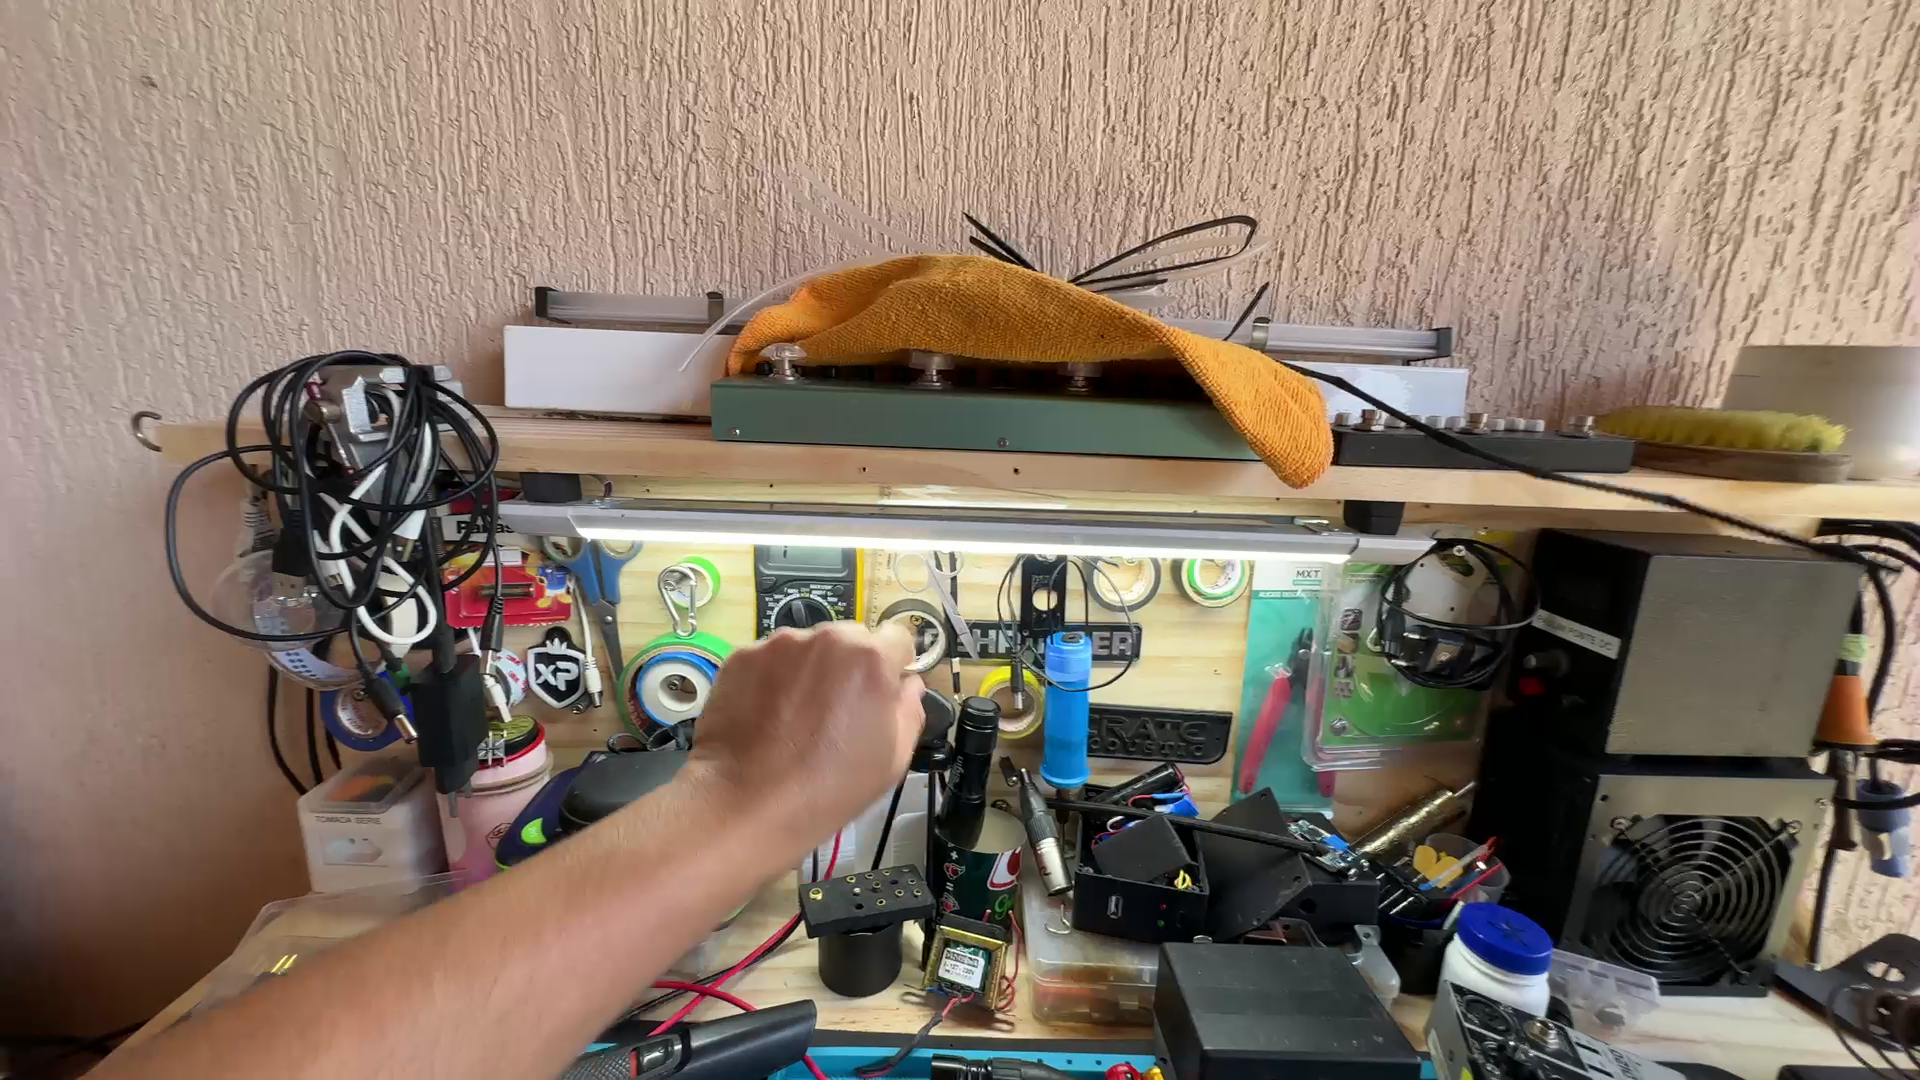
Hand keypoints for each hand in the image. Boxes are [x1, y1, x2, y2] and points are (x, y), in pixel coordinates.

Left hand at [688, 621, 922, 856]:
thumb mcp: (893, 759)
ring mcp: (780, 644)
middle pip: (851, 639)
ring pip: (809, 648)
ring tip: (797, 716)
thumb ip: (909, 710)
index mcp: (871, 658)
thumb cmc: (827, 787)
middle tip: (839, 709)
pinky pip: (770, 659)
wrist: (745, 804)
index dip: (895, 663)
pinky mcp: (743, 657)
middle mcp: (828, 639)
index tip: (884, 688)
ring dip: (811, 670)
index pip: (898, 636)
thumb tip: (908, 686)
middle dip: (851, 665)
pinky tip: (768, 716)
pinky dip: (774, 679)